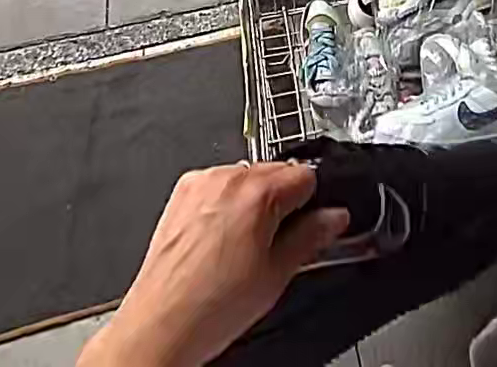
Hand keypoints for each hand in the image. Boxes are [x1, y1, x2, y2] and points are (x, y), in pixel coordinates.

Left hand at [77, 161, 350, 366]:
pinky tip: (220, 238)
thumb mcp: (277, 276)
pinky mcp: (186, 188)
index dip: (313, 202)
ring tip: (243, 245)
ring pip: (248, 176)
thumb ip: (312, 237)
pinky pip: (220, 182)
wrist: (160, 324)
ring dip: (254, 199)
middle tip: (275, 242)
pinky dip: (226, 201)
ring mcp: (205, 180)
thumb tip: (336, 218)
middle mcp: (231, 177)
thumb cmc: (211, 307)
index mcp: (260, 193)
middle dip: (283, 200)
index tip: (311, 222)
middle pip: (277, 171)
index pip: (307, 174)